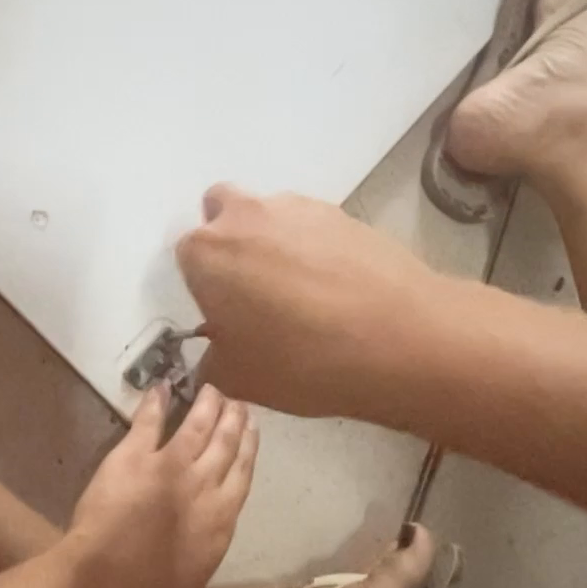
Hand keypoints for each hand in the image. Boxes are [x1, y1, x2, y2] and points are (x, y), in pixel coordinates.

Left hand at [59, 384, 256, 587]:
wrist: (107, 587)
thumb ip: (194, 569)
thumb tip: (194, 574)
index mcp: (219, 526)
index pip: (242, 479)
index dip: (249, 452)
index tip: (253, 432)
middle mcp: (203, 490)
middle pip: (225, 448)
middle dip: (233, 423)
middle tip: (240, 402)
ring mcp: (171, 468)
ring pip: (197, 429)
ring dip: (206, 408)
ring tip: (214, 390)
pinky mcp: (136, 456)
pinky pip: (150, 422)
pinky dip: (156, 403)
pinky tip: (161, 388)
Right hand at [175, 185, 438, 419]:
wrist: (399, 339)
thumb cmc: (301, 360)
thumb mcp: (237, 379)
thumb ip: (210, 361)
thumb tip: (213, 354)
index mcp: (207, 253)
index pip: (186, 256)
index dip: (202, 284)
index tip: (224, 312)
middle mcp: (244, 216)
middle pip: (220, 211)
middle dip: (228, 240)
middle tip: (252, 288)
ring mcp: (297, 208)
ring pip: (268, 214)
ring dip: (271, 240)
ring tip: (302, 291)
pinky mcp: (342, 212)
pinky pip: (311, 225)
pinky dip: (313, 246)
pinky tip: (335, 286)